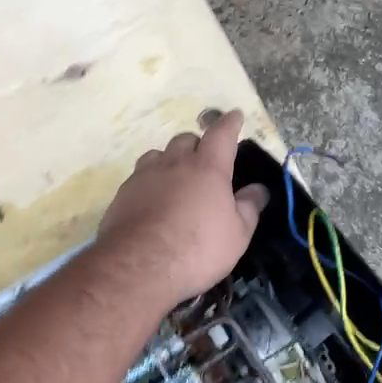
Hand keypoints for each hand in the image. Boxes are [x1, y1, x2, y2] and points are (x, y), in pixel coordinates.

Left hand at [96, 109, 269, 304]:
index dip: (229, 123)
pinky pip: (139, 176)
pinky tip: (152, 200)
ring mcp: (145, 176)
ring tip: (176, 179)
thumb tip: (258, 189)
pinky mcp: (123, 193)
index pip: (221, 134)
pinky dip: (150, 181)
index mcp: (208, 168)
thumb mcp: (237, 234)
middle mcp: (175, 163)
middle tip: (205, 161)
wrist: (139, 266)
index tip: (234, 116)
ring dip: (170, 160)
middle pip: (186, 139)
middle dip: (198, 144)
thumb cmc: (198, 248)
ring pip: (159, 154)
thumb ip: (249, 207)